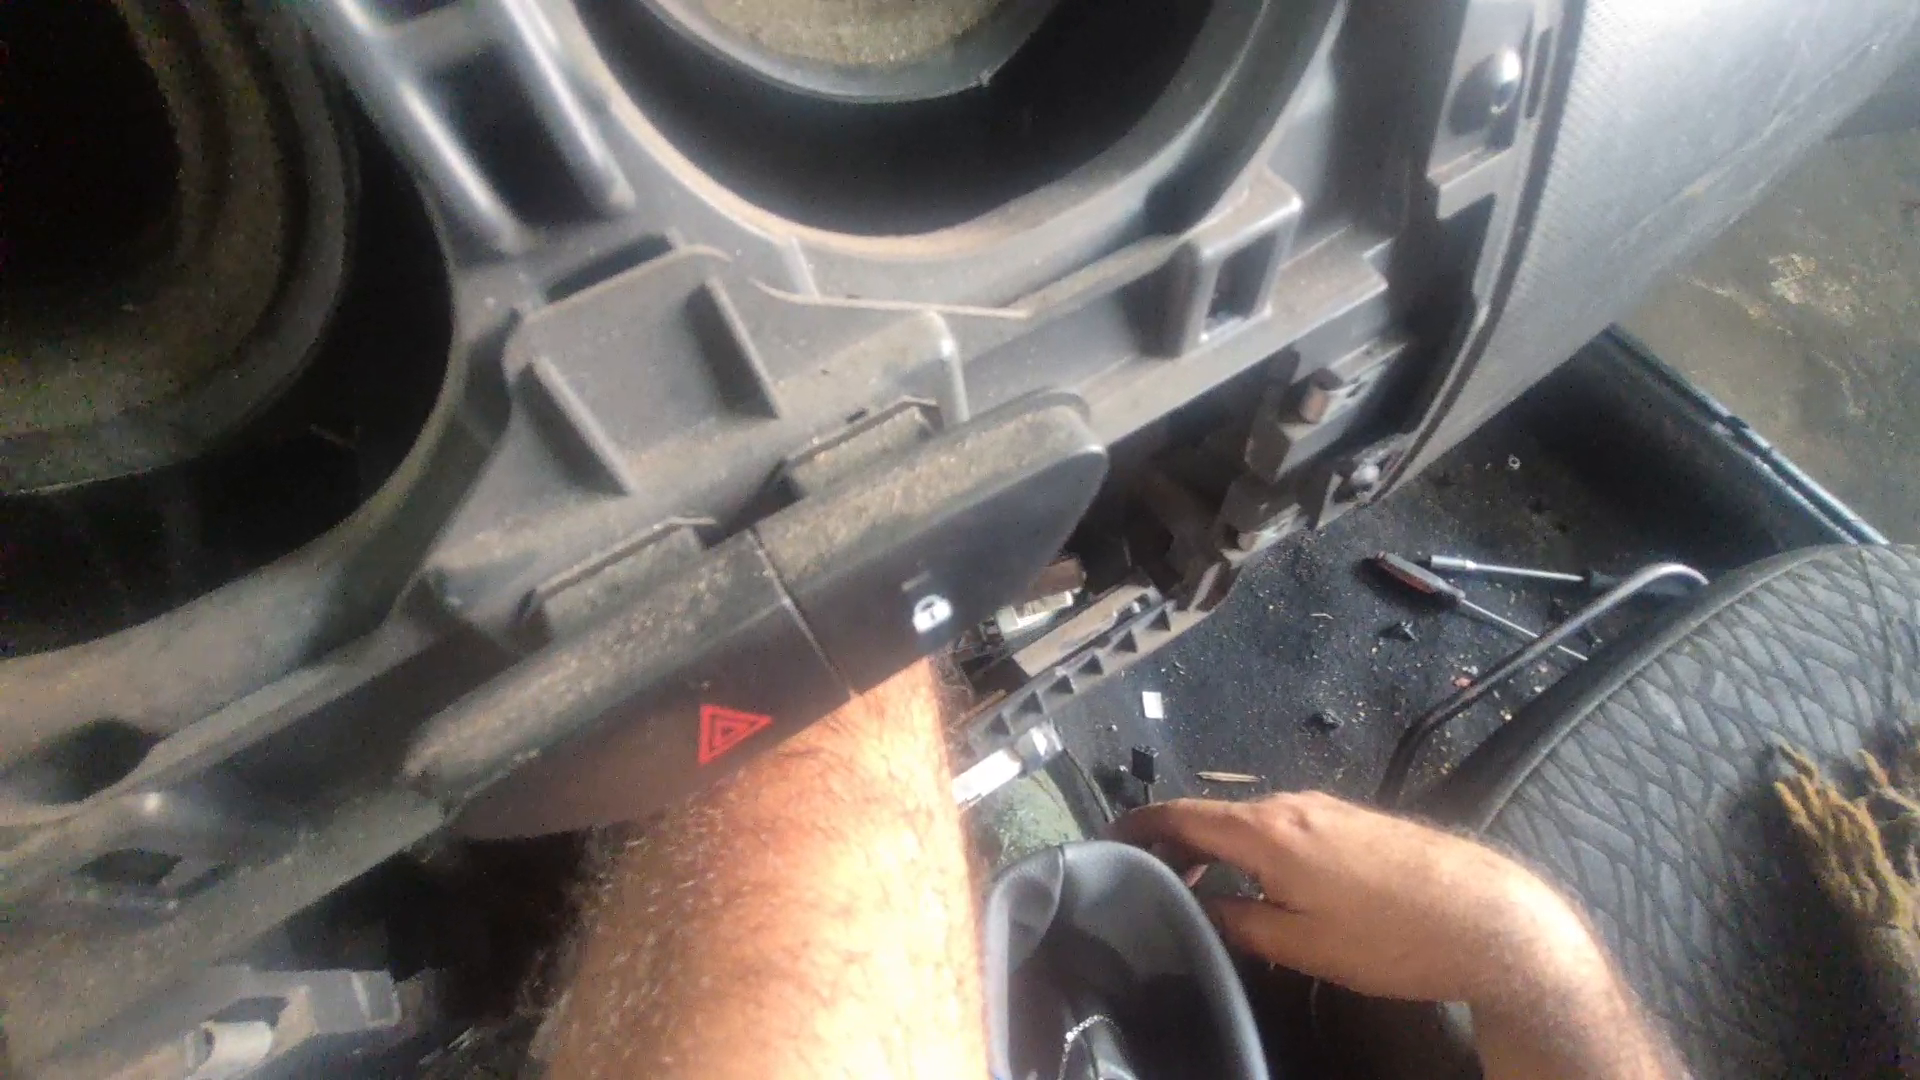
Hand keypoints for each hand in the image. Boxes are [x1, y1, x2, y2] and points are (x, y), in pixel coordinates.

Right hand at [1111, 791, 1604, 1009]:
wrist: (1491, 915)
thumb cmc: (1389, 935)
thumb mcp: (1305, 945)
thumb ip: (1240, 924)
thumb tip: (1200, 911)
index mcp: (1265, 833)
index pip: (1183, 816)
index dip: (1143, 825)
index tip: (1113, 839)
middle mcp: (1286, 805)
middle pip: (1211, 814)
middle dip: (1176, 842)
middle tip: (1154, 878)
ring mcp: (1320, 806)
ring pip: (1246, 819)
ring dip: (1214, 845)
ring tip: (1201, 884)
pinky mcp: (1347, 816)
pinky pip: (1279, 822)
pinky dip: (1249, 844)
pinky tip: (1259, 877)